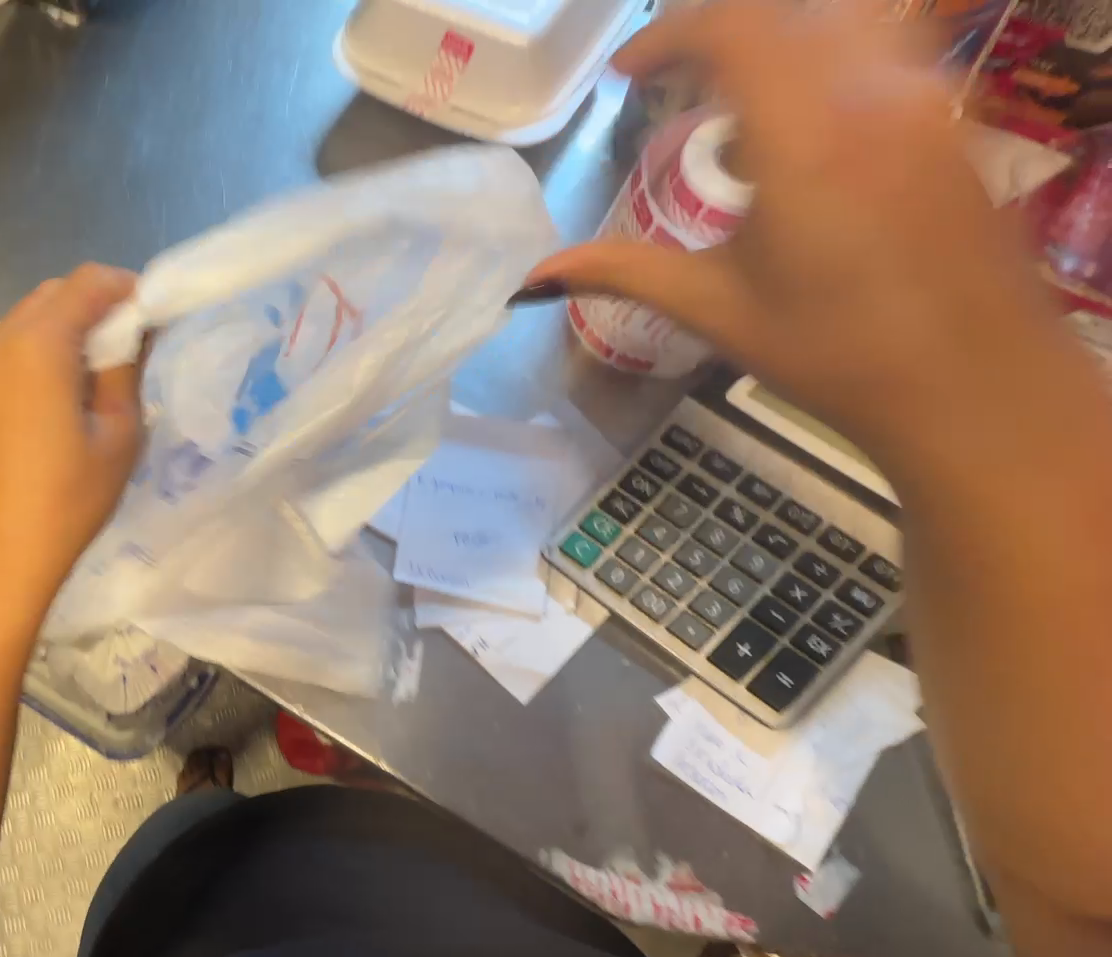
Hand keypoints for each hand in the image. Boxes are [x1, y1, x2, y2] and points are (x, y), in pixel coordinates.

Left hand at [0, 264, 144, 600]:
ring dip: (71, 327)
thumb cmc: (70, 498)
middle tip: (134, 345)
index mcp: (36, 345)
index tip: (156, 317)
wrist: (4, 553)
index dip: (127, 288)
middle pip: (55, 294)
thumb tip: (136, 328)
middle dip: (98, 306)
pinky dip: (45, 348)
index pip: (87, 282)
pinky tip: (68, 390)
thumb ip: (126, 365)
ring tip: (102, 371)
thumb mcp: (119, 431)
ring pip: (32, 317)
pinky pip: (14, 345)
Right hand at [528, 1, 1094, 467]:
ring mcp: (926, 96)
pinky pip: (883, 41)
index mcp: (806, 138)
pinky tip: (790, 111)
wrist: (966, 377)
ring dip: (776, 32)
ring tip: (723, 82)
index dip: (670, 36)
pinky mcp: (949, 115)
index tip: (624, 79)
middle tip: (665, 76)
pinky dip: (821, 50)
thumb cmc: (827, 347)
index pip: (738, 30)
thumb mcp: (710, 306)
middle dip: (717, 27)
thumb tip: (532, 279)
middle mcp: (874, 93)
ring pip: (848, 14)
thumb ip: (620, 273)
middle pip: (792, 8)